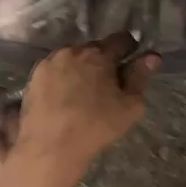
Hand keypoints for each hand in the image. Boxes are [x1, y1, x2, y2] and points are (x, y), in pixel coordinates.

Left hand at [16, 34, 158, 174]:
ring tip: (83, 92)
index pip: (120, 40)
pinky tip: (64, 98)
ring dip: (80, 69)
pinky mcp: (33, 78)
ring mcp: (49, 64)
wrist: (51, 146)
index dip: (129, 49)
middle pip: (93, 49)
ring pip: (71, 59)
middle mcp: (71, 52)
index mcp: (98, 54)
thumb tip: (152, 56)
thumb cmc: (96, 126)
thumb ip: (140, 77)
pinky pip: (54, 71)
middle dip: (103, 61)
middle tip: (107, 84)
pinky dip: (62, 79)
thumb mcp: (130, 106)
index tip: (131, 62)